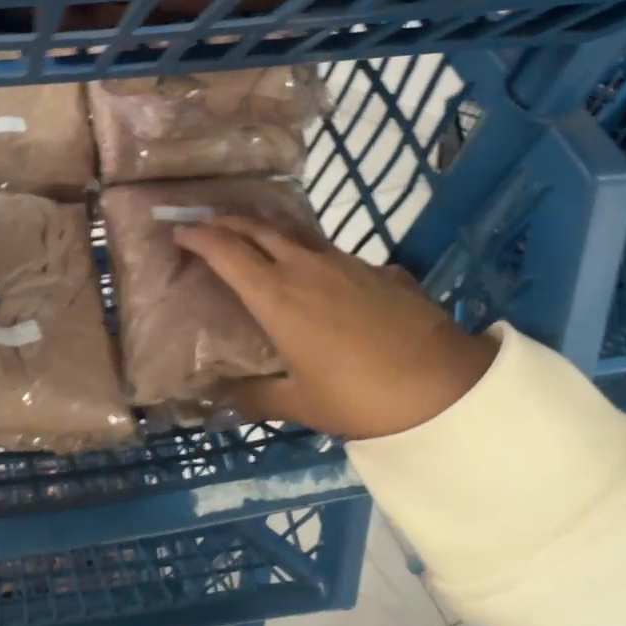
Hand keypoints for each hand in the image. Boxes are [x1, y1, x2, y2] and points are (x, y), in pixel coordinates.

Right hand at [174, 216, 496, 440]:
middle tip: (207, 224)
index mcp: (276, 296)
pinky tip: (318, 274)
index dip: (198, 236)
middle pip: (256, 227)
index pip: (225, 251)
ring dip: (267, 229)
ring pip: (295, 232)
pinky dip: (310, 252)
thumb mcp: (302, 405)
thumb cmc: (361, 398)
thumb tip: (217, 399)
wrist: (446, 389)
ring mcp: (344, 262)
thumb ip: (256, 397)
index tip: (179, 233)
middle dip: (226, 221)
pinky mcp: (377, 268)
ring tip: (255, 236)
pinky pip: (331, 251)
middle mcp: (304, 267)